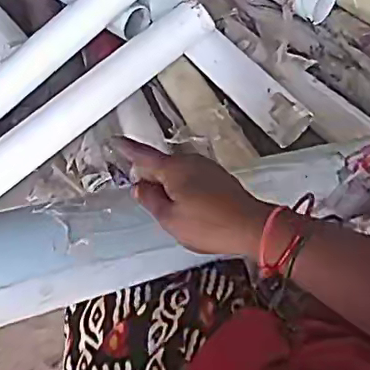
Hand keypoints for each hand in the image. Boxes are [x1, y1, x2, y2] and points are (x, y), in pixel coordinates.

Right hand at [116, 138, 270, 257]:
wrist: (252, 227)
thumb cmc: (211, 224)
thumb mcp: (170, 219)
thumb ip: (150, 200)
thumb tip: (140, 187)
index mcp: (173, 169)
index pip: (142, 155)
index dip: (127, 149)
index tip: (117, 141)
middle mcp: (190, 162)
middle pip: (161, 166)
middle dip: (152, 179)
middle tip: (149, 199)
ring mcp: (206, 168)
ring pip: (178, 173)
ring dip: (171, 187)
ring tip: (175, 212)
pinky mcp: (218, 177)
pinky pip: (193, 179)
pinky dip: (186, 190)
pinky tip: (192, 210)